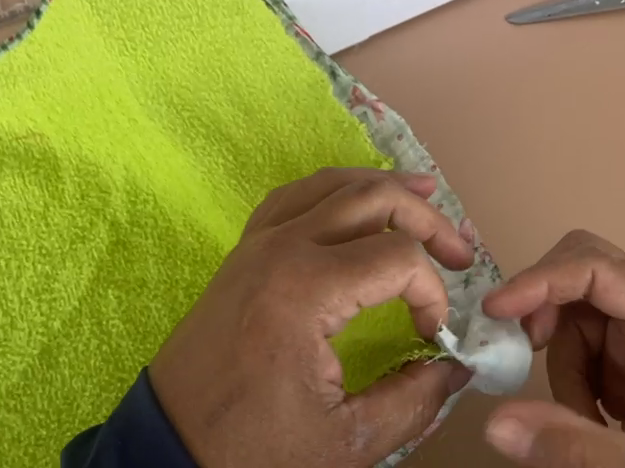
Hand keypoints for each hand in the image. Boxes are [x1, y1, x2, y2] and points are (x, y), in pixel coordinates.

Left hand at [150, 169, 474, 467]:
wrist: (164, 451)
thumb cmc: (251, 449)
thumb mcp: (344, 445)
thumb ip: (413, 400)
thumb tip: (458, 367)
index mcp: (305, 289)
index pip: (397, 259)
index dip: (432, 292)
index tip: (434, 335)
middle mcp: (283, 247)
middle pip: (372, 198)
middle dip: (426, 218)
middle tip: (460, 251)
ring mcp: (259, 241)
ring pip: (335, 182)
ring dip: (385, 186)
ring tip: (426, 192)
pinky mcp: (245, 248)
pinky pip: (297, 194)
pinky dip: (337, 188)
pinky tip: (356, 201)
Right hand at [479, 231, 624, 467]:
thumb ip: (573, 446)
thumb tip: (494, 423)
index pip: (598, 268)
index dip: (543, 278)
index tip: (496, 309)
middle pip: (584, 272)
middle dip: (548, 306)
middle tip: (526, 350)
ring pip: (575, 316)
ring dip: (564, 366)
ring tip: (590, 424)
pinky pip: (581, 351)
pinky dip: (571, 383)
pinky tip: (595, 422)